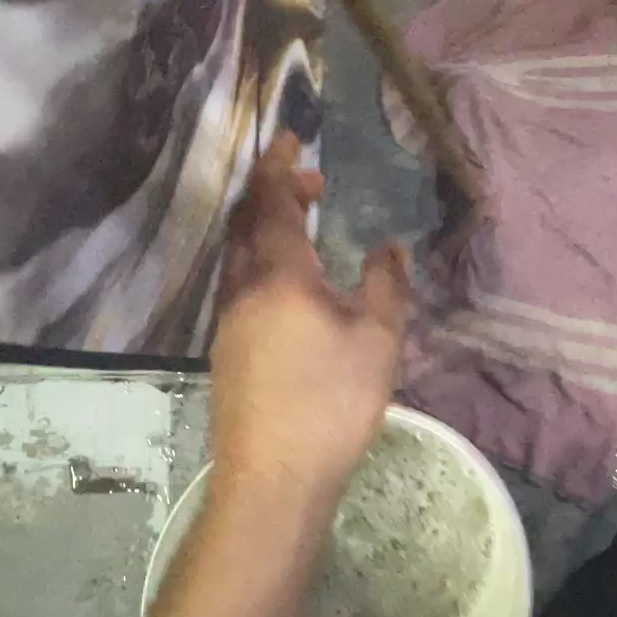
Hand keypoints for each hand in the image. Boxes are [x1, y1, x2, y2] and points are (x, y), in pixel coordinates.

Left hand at [208, 133, 411, 493]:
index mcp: (278, 274)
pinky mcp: (227, 349)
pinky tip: (292, 284)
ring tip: (304, 226)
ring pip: (238, 252)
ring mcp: (227, 320)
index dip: (279, 165)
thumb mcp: (378, 338)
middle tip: (309, 181)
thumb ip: (385, 283)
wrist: (274, 476)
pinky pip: (240, 281)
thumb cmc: (331, 400)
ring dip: (265, 226)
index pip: (268, 201)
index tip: (293, 139)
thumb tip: (389, 247)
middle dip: (271, 190)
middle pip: (244, 221)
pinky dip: (262, 258)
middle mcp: (242, 287)